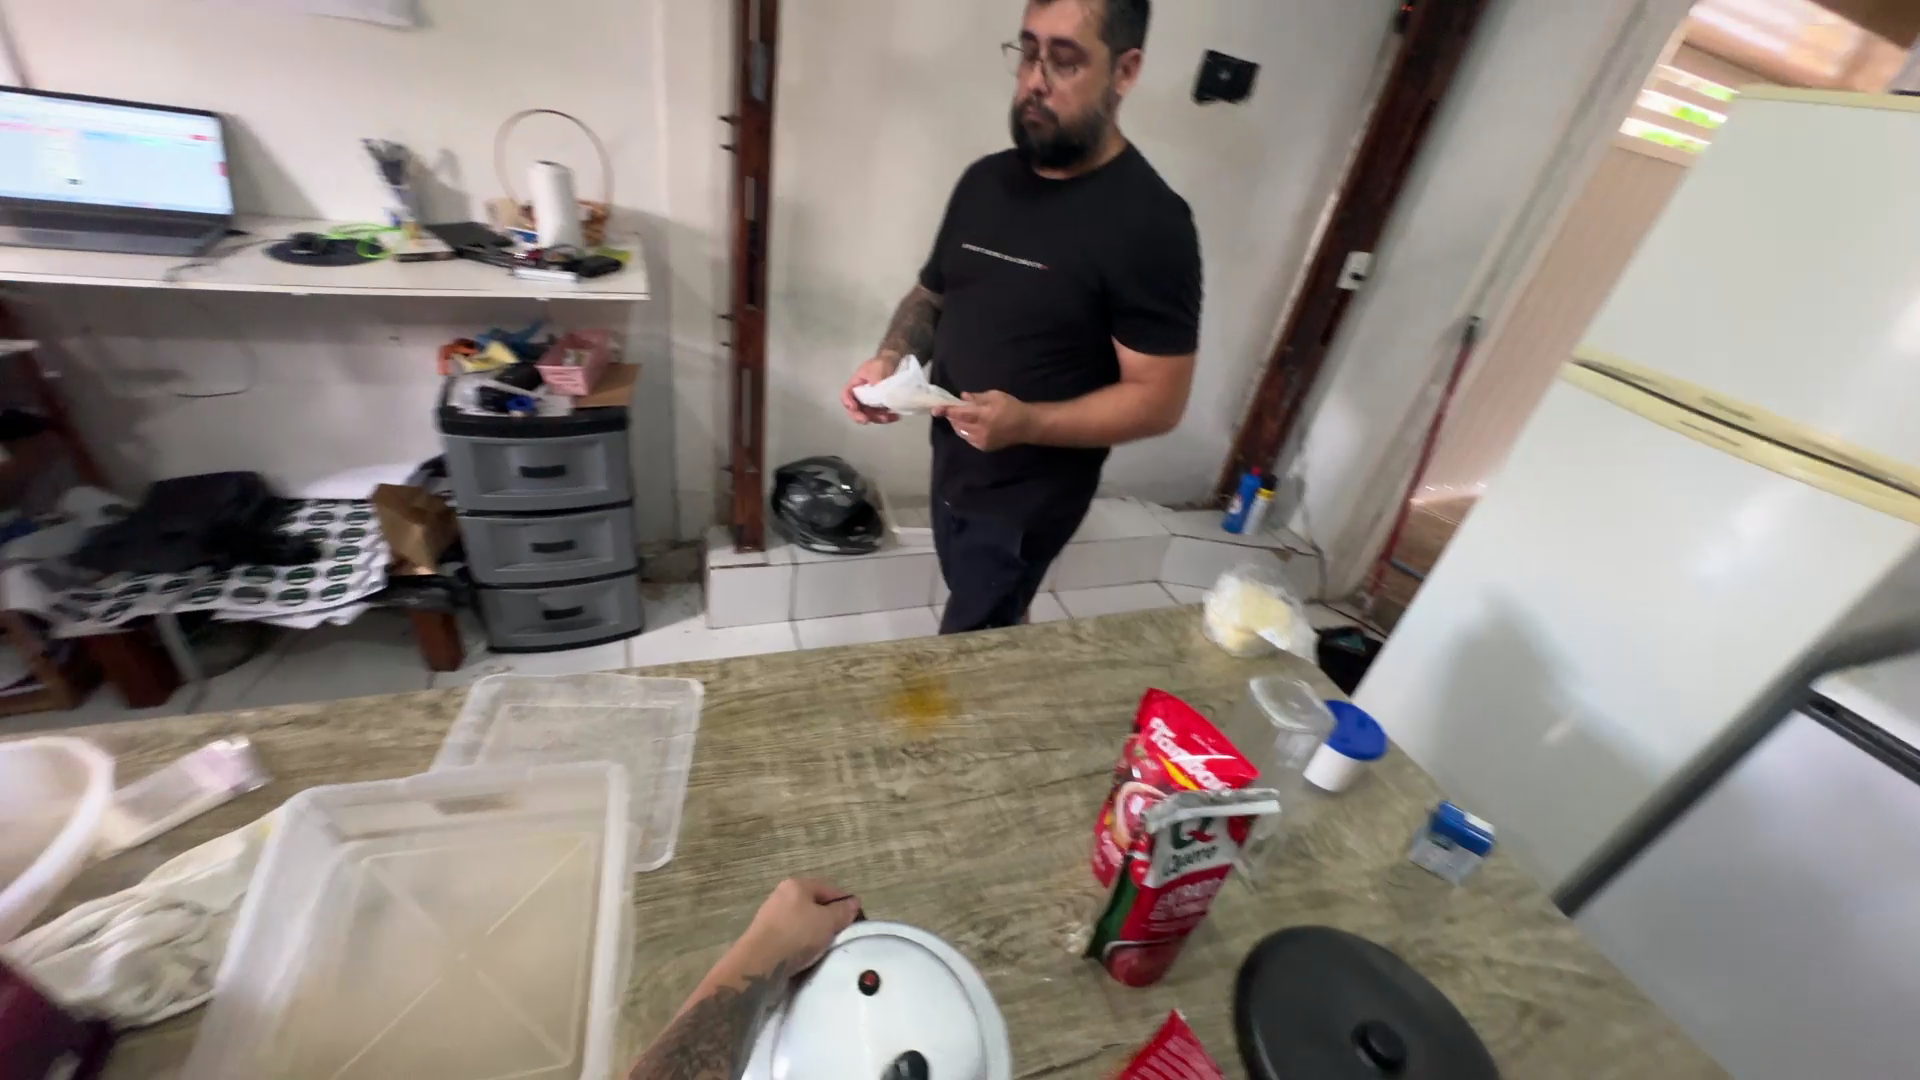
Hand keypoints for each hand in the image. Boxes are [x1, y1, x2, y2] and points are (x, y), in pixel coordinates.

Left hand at [730, 877, 861, 976]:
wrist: (757, 965)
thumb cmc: (796, 936)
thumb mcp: (827, 922)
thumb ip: (843, 911)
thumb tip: (853, 902)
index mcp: (797, 884)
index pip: (828, 889)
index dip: (844, 902)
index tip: (855, 920)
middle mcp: (781, 895)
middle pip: (813, 905)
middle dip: (827, 919)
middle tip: (840, 935)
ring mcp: (770, 916)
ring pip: (801, 922)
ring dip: (812, 933)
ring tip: (823, 949)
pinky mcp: (763, 937)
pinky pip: (789, 937)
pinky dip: (798, 944)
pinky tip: (804, 957)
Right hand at [842, 356, 902, 424]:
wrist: (895, 362)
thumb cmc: (882, 364)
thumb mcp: (877, 370)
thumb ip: (875, 383)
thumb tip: (878, 396)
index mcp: (856, 385)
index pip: (846, 395)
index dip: (847, 402)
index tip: (854, 407)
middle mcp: (861, 395)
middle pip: (855, 410)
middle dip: (861, 417)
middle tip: (867, 420)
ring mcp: (870, 402)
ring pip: (869, 415)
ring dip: (877, 419)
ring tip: (888, 417)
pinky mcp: (880, 405)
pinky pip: (881, 415)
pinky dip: (887, 418)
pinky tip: (895, 416)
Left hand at [935, 391, 1033, 451]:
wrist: (1026, 426)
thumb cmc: (1011, 407)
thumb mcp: (995, 396)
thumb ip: (977, 398)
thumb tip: (962, 397)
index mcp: (984, 415)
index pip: (960, 413)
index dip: (947, 410)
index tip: (936, 409)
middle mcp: (981, 430)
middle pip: (958, 424)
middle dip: (952, 416)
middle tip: (949, 409)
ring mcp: (982, 441)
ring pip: (961, 432)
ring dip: (957, 424)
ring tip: (959, 417)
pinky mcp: (983, 447)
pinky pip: (968, 438)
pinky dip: (965, 431)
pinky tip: (969, 425)